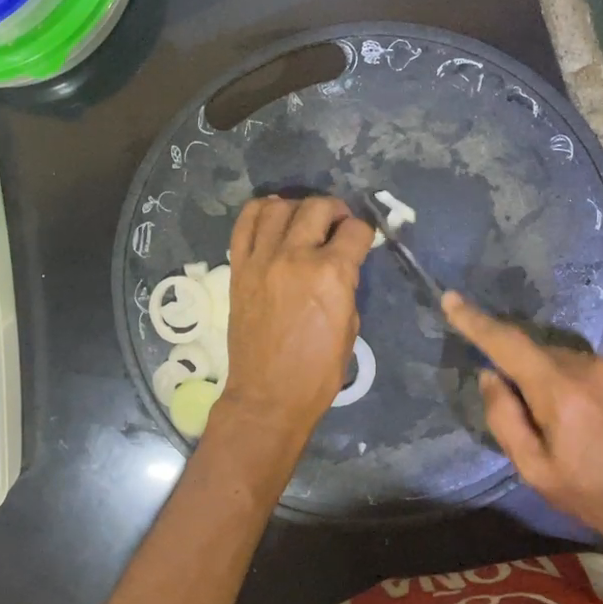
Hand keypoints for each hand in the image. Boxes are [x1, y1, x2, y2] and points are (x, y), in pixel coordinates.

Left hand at [219, 196, 372, 436]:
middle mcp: (295, 257)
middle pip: (317, 208)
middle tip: (336, 225)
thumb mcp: (349, 326)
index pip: (356, 230)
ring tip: (303, 221)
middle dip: (335, 211)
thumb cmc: (317, 372)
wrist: (268, 395)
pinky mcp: (238, 270)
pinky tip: (272, 216)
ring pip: (278, 208)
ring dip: (297, 208)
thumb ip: (345, 286)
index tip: (361, 241)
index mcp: (331, 274)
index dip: (364, 233)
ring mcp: (262, 261)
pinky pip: (244, 225)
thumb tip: (341, 266)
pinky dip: (259, 212)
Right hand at [442, 292, 602, 569]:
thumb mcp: (536, 471)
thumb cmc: (598, 497)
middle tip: (527, 422)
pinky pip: (593, 371)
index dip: (475, 321)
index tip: (450, 299)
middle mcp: (591, 367)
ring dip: (552, 383)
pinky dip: (579, 388)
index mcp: (560, 391)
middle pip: (537, 354)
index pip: (507, 343)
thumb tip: (490, 378)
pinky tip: (594, 425)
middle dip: (520, 373)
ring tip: (567, 431)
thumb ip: (504, 419)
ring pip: (566, 362)